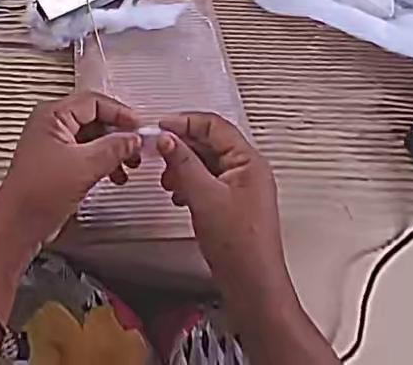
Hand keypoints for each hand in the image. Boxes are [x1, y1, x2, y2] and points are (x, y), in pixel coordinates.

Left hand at [0, 92, 142, 246]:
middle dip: (118, 134)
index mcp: (53, 115)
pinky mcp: (59, 164)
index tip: (138, 127)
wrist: (17, 228)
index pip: (93, 102)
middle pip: (94, 119)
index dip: (119, 113)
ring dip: (113, 150)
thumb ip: (113, 148)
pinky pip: (87, 154)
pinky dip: (104, 162)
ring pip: (93, 138)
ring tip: (130, 165)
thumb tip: (133, 138)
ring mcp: (55, 144)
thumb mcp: (83, 166)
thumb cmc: (37, 193)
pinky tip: (115, 176)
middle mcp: (52, 125)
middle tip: (137, 147)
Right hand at [155, 113, 289, 303]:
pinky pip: (206, 179)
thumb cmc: (241, 249)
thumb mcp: (205, 197)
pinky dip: (189, 180)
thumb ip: (183, 163)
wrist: (253, 290)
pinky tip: (177, 191)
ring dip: (183, 164)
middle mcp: (247, 170)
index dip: (185, 122)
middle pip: (209, 142)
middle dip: (182, 145)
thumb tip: (167, 138)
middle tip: (159, 147)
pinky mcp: (231, 203)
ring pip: (206, 161)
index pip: (214, 125)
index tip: (162, 126)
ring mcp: (240, 187)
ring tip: (167, 174)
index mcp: (248, 161)